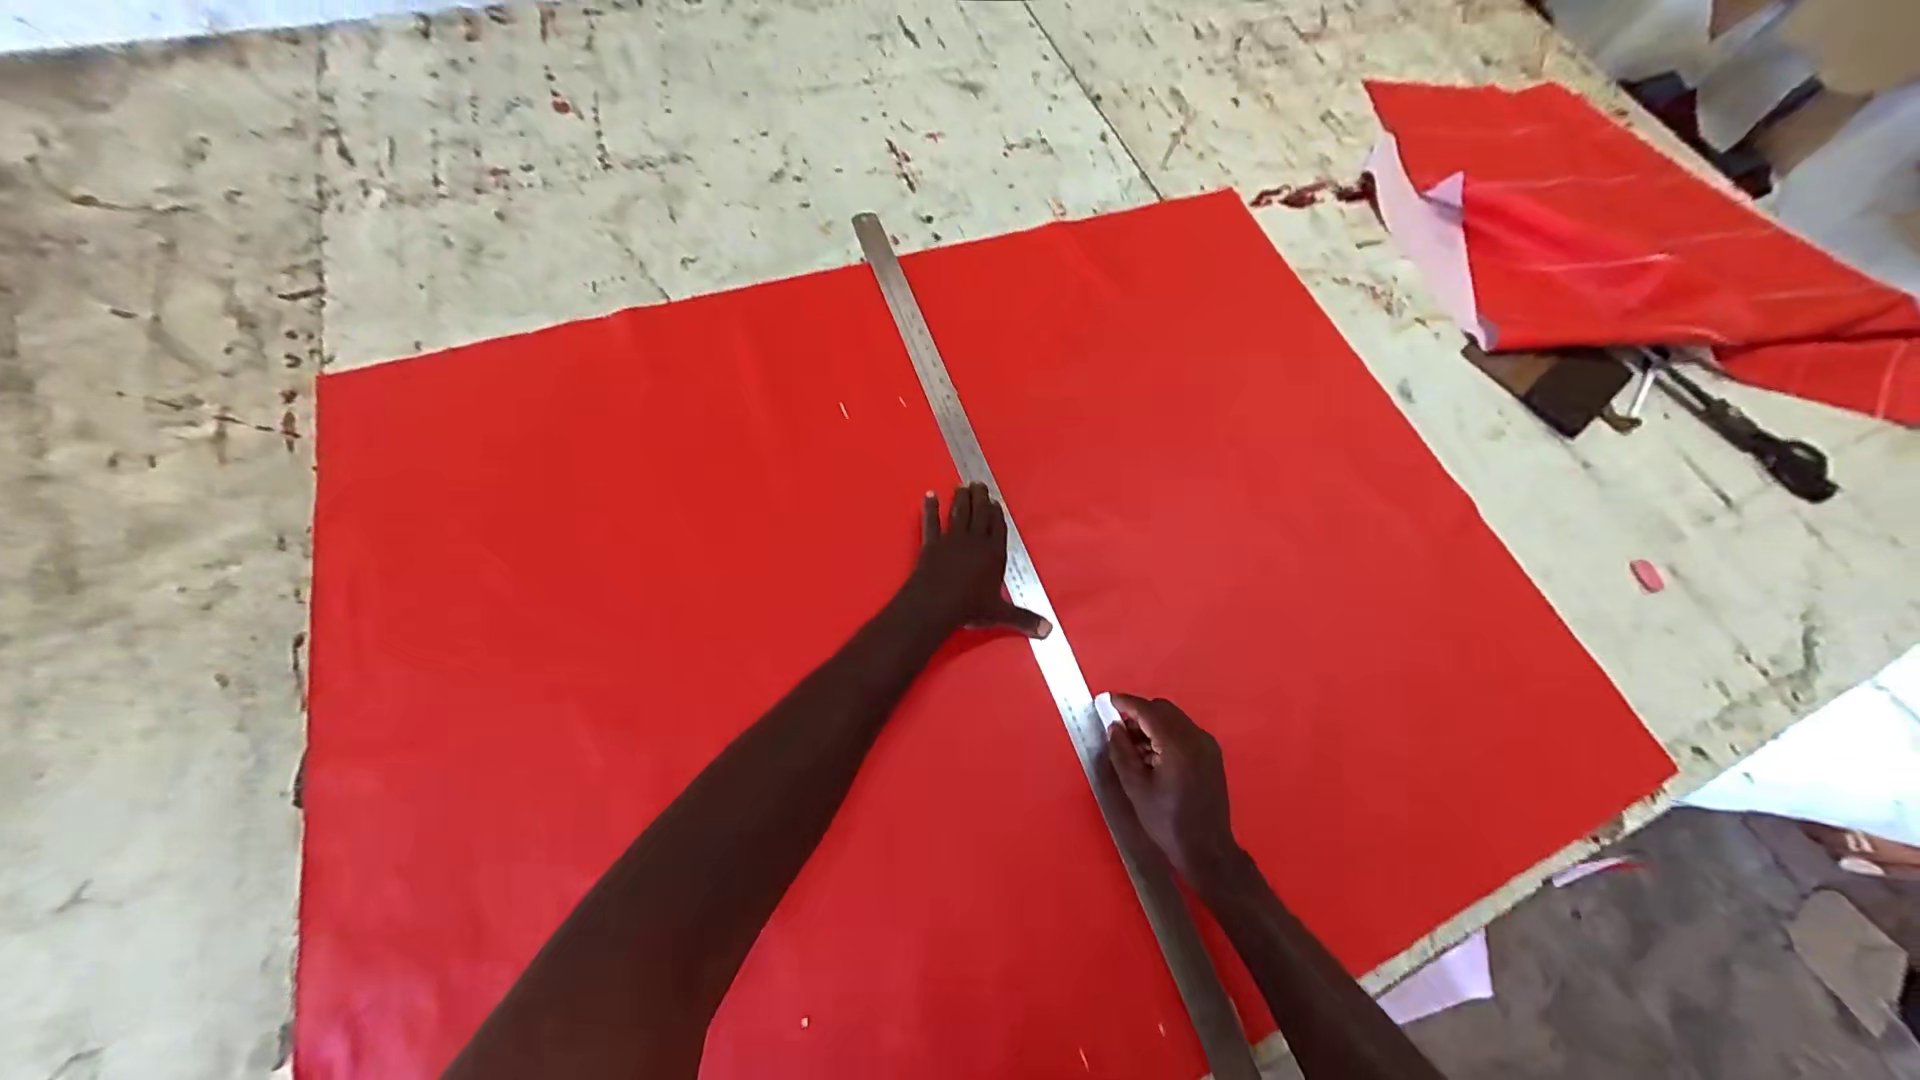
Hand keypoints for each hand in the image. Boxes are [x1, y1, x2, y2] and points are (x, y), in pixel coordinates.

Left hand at [903, 483, 1051, 638]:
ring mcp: (951, 540)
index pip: (998, 528)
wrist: (934, 604)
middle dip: (980, 498)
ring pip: (958, 513)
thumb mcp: (999, 614)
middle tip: (978, 484)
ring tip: (962, 486)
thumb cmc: (969, 607)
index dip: (997, 514)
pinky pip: (931, 522)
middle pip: (979, 514)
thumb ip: (1023, 619)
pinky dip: (930, 508)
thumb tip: (1048, 631)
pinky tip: (929, 496)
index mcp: (994, 553)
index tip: (995, 502)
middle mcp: (974, 541)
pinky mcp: (931, 543)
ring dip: (960, 499)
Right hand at [1105, 694, 1240, 880]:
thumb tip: (1114, 726)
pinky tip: (1154, 756)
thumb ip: (1121, 750)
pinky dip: (1165, 734)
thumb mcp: (1135, 786)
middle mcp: (1196, 737)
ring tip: (1134, 748)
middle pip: (1162, 709)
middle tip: (1118, 730)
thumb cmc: (1166, 820)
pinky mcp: (1211, 754)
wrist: (1206, 849)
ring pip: (1174, 719)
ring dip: (1152, 724)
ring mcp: (1207, 745)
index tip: (1107, 700)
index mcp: (1177, 743)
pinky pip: (1184, 731)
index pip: (1147, 710)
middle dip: (1138, 713)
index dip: (1125, 703)